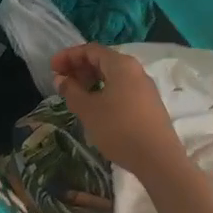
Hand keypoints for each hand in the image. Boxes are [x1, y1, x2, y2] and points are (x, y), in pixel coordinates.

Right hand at [52, 43, 185, 179]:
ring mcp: (145, 88)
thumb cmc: (120, 129)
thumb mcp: (88, 110)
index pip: (90, 50)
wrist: (160, 162)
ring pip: (113, 76)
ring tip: (77, 95)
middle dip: (80, 68)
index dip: (68, 56)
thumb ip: (71, 91)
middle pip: (103, 61)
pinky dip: (105, 91)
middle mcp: (135, 70)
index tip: (52, 68)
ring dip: (92, 81)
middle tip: (62, 82)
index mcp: (121, 64)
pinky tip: (98, 108)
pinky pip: (123, 89)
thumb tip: (61, 79)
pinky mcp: (150, 105)